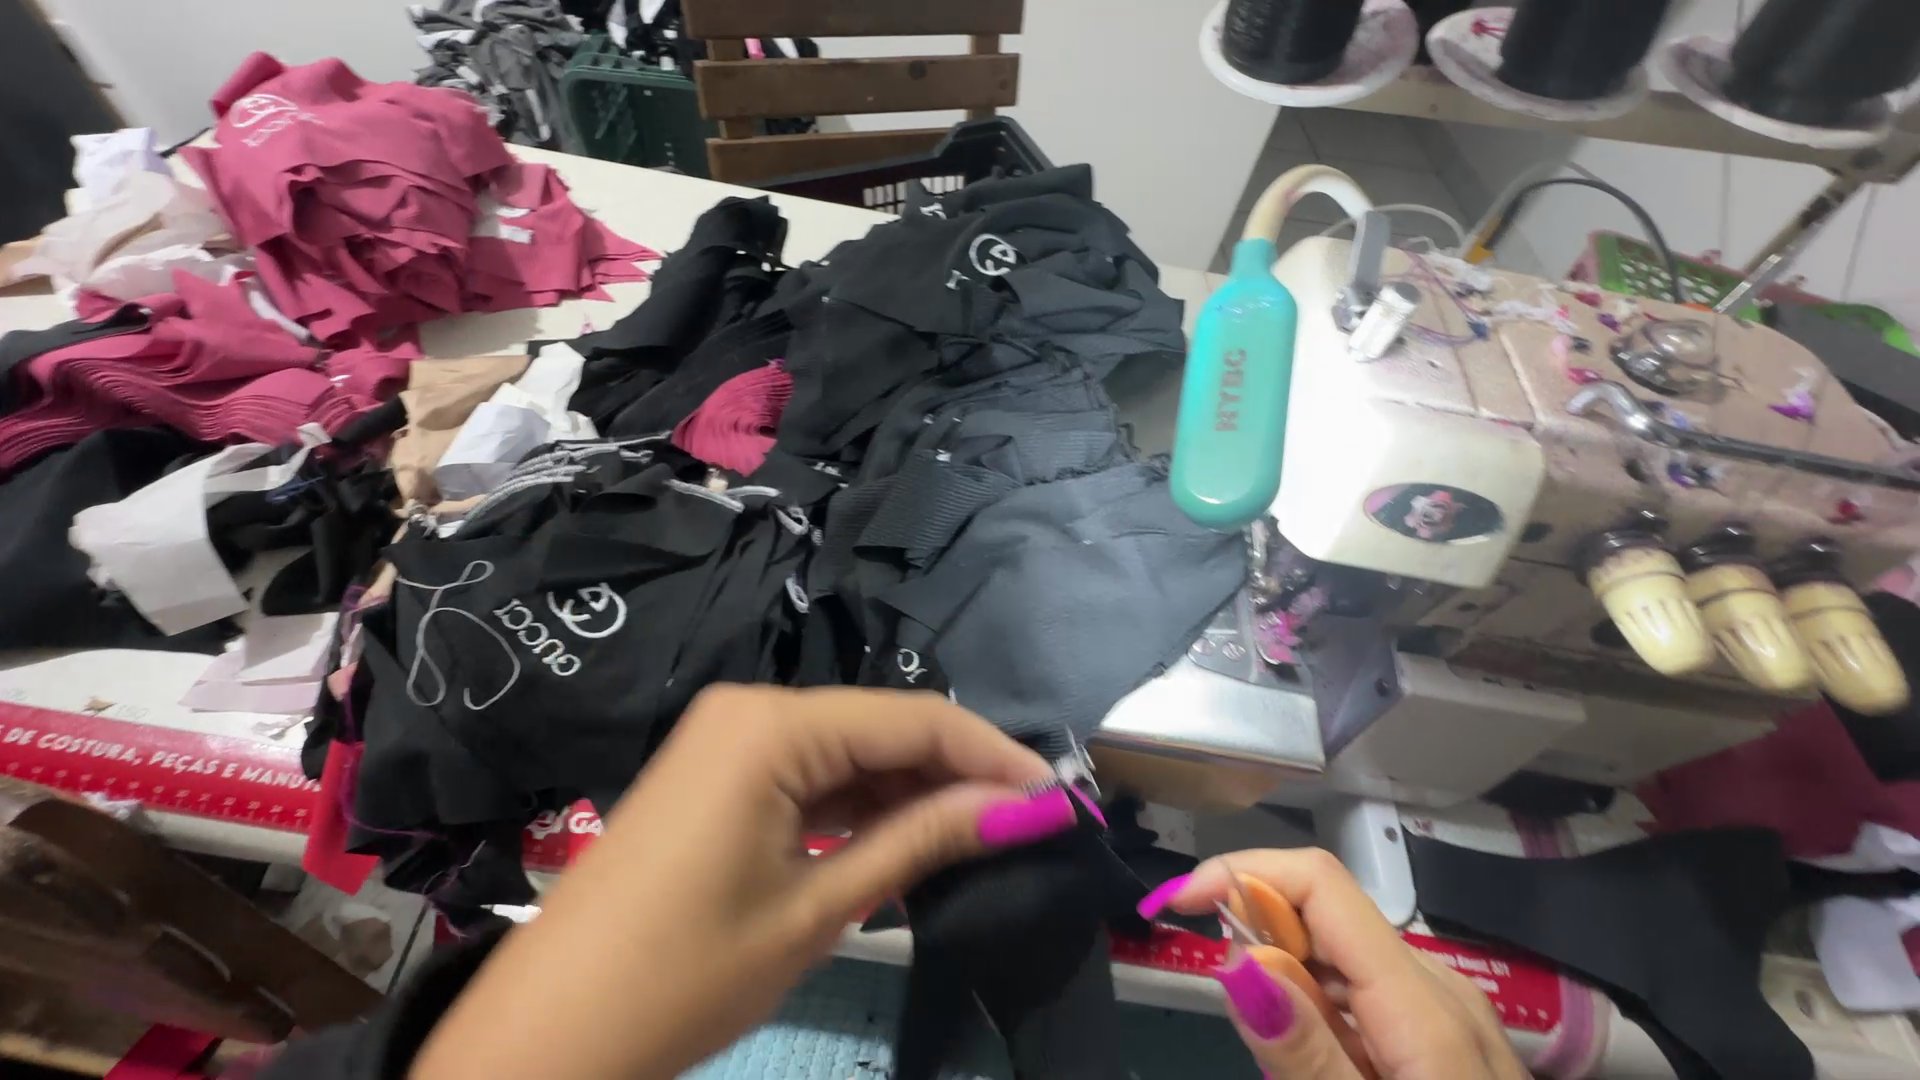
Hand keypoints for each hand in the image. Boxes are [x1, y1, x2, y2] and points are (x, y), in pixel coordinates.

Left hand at [412, 685, 1074, 1079]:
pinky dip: (863, 802)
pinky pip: (813, 772)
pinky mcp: (722, 772)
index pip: (911, 719)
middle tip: (1026, 823)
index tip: (1057, 796)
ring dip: (913, 789)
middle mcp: (754, 709)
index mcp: (774, 725)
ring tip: (983, 833)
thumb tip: (1022, 808)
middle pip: (882, 727)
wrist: (540, 1040)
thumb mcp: (818, 908)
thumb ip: (922, 841)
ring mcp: (732, 738)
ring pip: (851, 750)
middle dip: (956, 772)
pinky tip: (910, 833)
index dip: (991, 754)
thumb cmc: (682, 978)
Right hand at [1140, 848, 1528, 1079]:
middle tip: (1225, 1007)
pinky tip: (1314, 1064)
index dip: (1242, 873)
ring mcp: (1444, 1010)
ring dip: (1279, 973)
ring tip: (1275, 1056)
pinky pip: (1356, 988)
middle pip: (1322, 910)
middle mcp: (1435, 985)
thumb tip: (1239, 962)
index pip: (1320, 882)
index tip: (1181, 908)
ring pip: (1334, 950)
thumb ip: (1308, 1059)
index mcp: (1424, 1004)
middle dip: (1254, 931)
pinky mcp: (1441, 1034)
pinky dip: (1312, 1005)